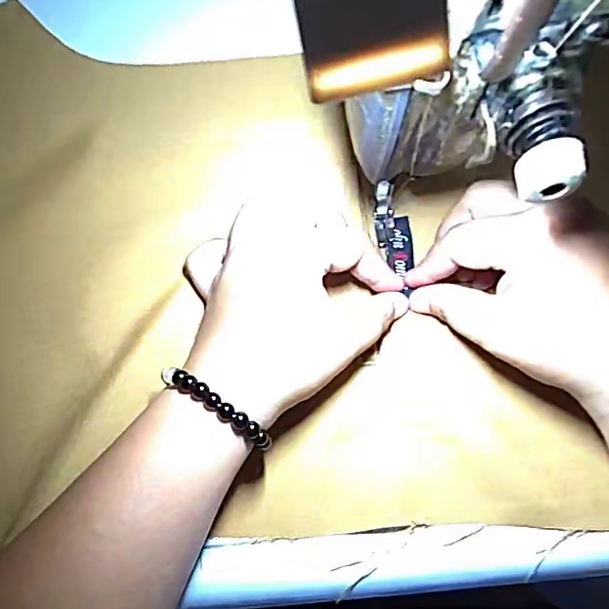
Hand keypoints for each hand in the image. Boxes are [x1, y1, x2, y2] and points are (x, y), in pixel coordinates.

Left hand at [181, 199, 407, 426]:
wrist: (230, 396)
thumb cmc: (281, 365)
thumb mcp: (344, 340)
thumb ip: (376, 316)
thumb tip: (393, 305)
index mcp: (296, 248)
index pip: (349, 243)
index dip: (377, 268)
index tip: (389, 291)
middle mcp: (261, 245)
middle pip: (306, 213)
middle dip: (338, 233)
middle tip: (356, 266)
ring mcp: (233, 263)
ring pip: (257, 213)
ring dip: (288, 220)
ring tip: (310, 244)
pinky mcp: (215, 286)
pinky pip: (217, 250)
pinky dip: (234, 247)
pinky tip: (250, 260)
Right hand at [395, 181, 608, 418]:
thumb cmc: (573, 349)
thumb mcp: (496, 329)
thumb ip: (450, 305)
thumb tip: (423, 297)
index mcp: (530, 230)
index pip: (461, 238)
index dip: (431, 265)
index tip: (416, 284)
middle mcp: (555, 208)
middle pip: (481, 200)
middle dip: (453, 235)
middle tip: (439, 273)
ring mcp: (578, 213)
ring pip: (510, 203)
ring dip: (482, 234)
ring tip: (475, 281)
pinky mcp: (592, 226)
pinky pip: (537, 216)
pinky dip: (511, 237)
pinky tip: (507, 276)